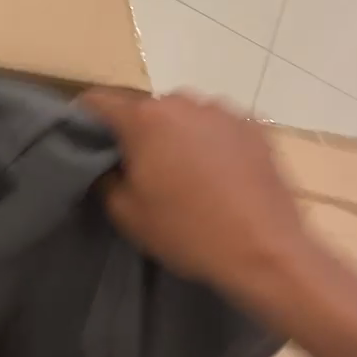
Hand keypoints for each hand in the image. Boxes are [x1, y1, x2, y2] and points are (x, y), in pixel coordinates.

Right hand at [81, 88, 311, 303]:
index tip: (86, 142)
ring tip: (187, 172)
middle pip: (144, 108)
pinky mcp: (255, 127)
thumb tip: (102, 161)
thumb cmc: (189, 232)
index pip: (97, 100)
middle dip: (138, 130)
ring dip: (176, 134)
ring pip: (183, 115)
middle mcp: (181, 101)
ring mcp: (222, 111)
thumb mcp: (125, 213)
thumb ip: (103, 176)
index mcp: (143, 117)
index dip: (85, 119)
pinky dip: (211, 141)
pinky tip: (220, 174)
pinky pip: (218, 126)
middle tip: (142, 167)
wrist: (270, 255)